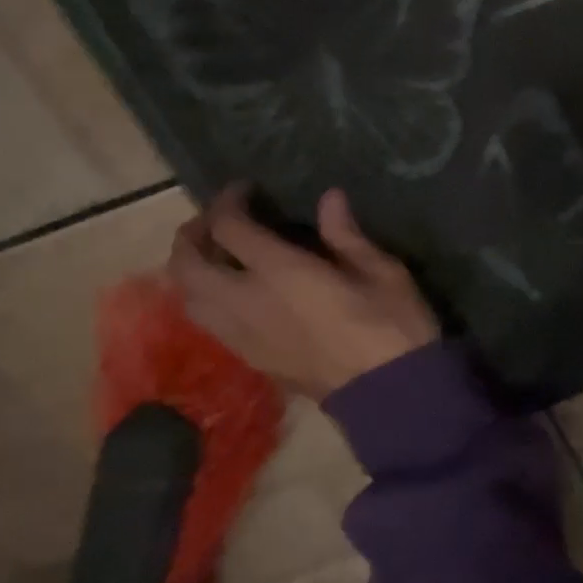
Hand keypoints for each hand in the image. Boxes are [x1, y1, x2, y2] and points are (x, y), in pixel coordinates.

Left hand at [168, 183, 441, 399]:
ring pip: (188, 297)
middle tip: (217, 221)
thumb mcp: (383, 272)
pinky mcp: (251, 358)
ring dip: (191, 270)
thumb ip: (347, 236)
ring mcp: (243, 334)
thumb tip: (328, 199)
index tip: (245, 189)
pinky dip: (206, 299)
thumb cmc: (395, 325)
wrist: (390, 392)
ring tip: (215, 257)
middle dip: (193, 235)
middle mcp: (247, 301)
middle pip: (188, 264)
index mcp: (281, 273)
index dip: (229, 203)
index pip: (230, 229)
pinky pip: (208, 322)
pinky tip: (233, 295)